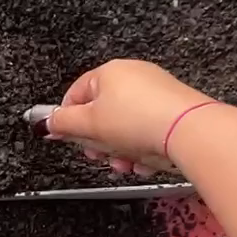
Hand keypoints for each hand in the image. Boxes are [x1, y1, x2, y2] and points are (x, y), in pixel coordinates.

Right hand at [44, 60, 213, 175]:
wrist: (189, 132)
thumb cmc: (137, 121)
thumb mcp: (87, 125)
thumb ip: (61, 123)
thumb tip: (46, 122)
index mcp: (108, 71)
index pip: (75, 94)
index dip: (67, 120)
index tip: (67, 138)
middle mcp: (133, 75)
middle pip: (101, 113)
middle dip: (97, 140)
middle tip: (98, 155)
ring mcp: (156, 91)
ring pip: (124, 125)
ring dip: (118, 149)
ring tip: (123, 164)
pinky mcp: (174, 108)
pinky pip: (146, 129)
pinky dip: (141, 147)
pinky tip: (142, 162)